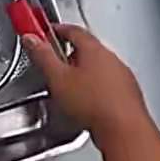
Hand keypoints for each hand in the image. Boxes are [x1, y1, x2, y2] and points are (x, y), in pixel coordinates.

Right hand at [22, 24, 152, 149]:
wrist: (124, 131)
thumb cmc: (95, 104)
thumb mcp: (57, 78)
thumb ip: (43, 56)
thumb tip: (32, 39)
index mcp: (93, 49)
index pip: (73, 30)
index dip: (56, 29)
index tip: (45, 31)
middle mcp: (111, 59)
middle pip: (86, 47)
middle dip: (68, 52)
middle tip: (53, 60)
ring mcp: (122, 76)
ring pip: (98, 66)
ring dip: (82, 70)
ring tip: (68, 85)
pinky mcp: (127, 94)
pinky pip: (108, 82)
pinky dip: (95, 86)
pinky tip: (86, 101)